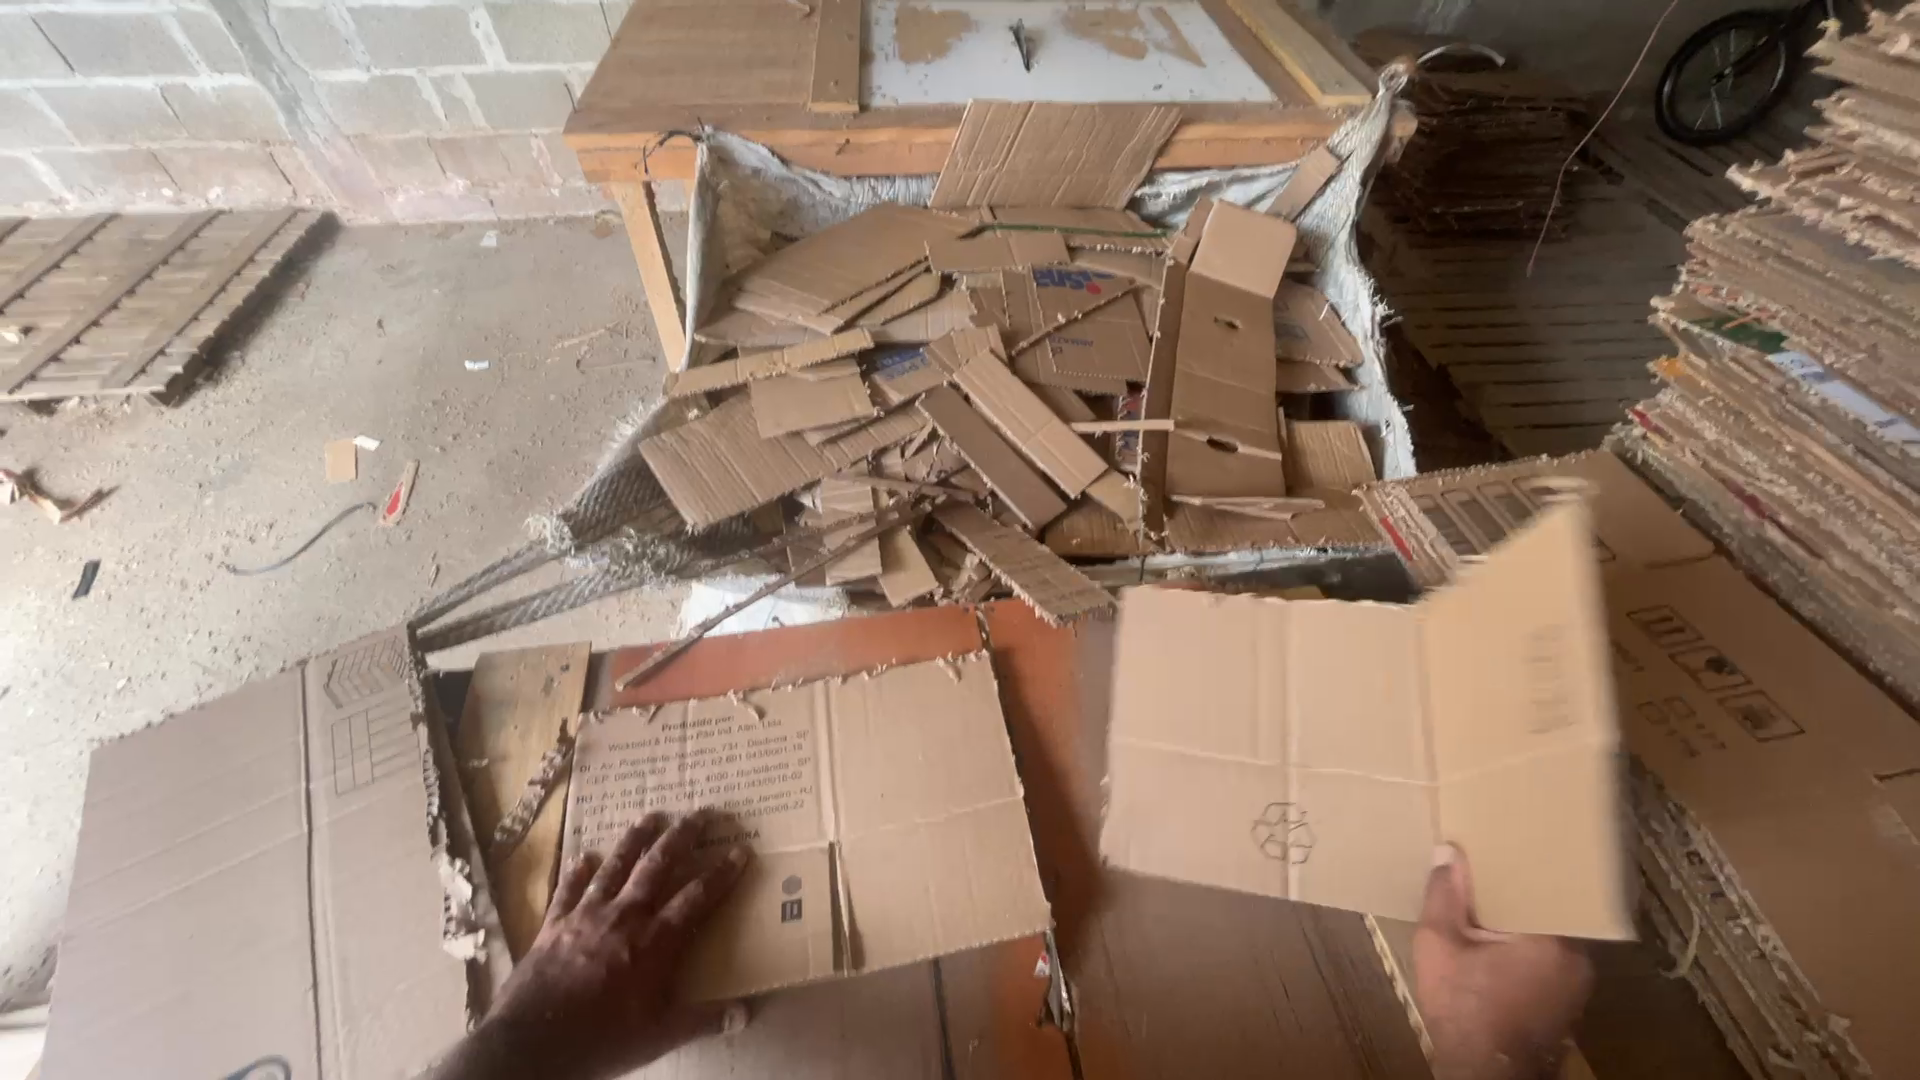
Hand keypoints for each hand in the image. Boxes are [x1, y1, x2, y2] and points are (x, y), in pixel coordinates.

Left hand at [430, 811, 751, 1079]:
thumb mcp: (657, 1037)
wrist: (528, 1047)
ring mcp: (587, 916)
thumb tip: (746, 1015)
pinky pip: (569, 890)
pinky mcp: (554, 925)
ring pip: (617, 866)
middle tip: (701, 812)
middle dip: (683, 836)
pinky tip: (584, 855)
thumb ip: (702, 1021)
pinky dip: (577, 871)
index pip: (698, 896)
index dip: (722, 872)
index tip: (741, 849)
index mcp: (655, 941)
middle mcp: (625, 917)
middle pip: (659, 865)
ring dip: (636, 838)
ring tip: (652, 815)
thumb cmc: (599, 1041)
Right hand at [1412, 844, 1592, 1079]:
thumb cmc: (1463, 1004)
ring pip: (1542, 929)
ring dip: (1513, 915)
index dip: (1516, 862)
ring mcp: (1575, 981)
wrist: (1485, 1071)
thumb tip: (1448, 851)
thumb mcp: (1439, 941)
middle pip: (1543, 905)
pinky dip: (1518, 939)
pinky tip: (1488, 934)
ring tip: (1480, 893)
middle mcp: (1576, 957)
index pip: (1541, 884)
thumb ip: (1444, 894)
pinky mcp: (1565, 997)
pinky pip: (1543, 951)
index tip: (1495, 840)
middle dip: (1511, 887)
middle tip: (1481, 862)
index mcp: (1553, 938)